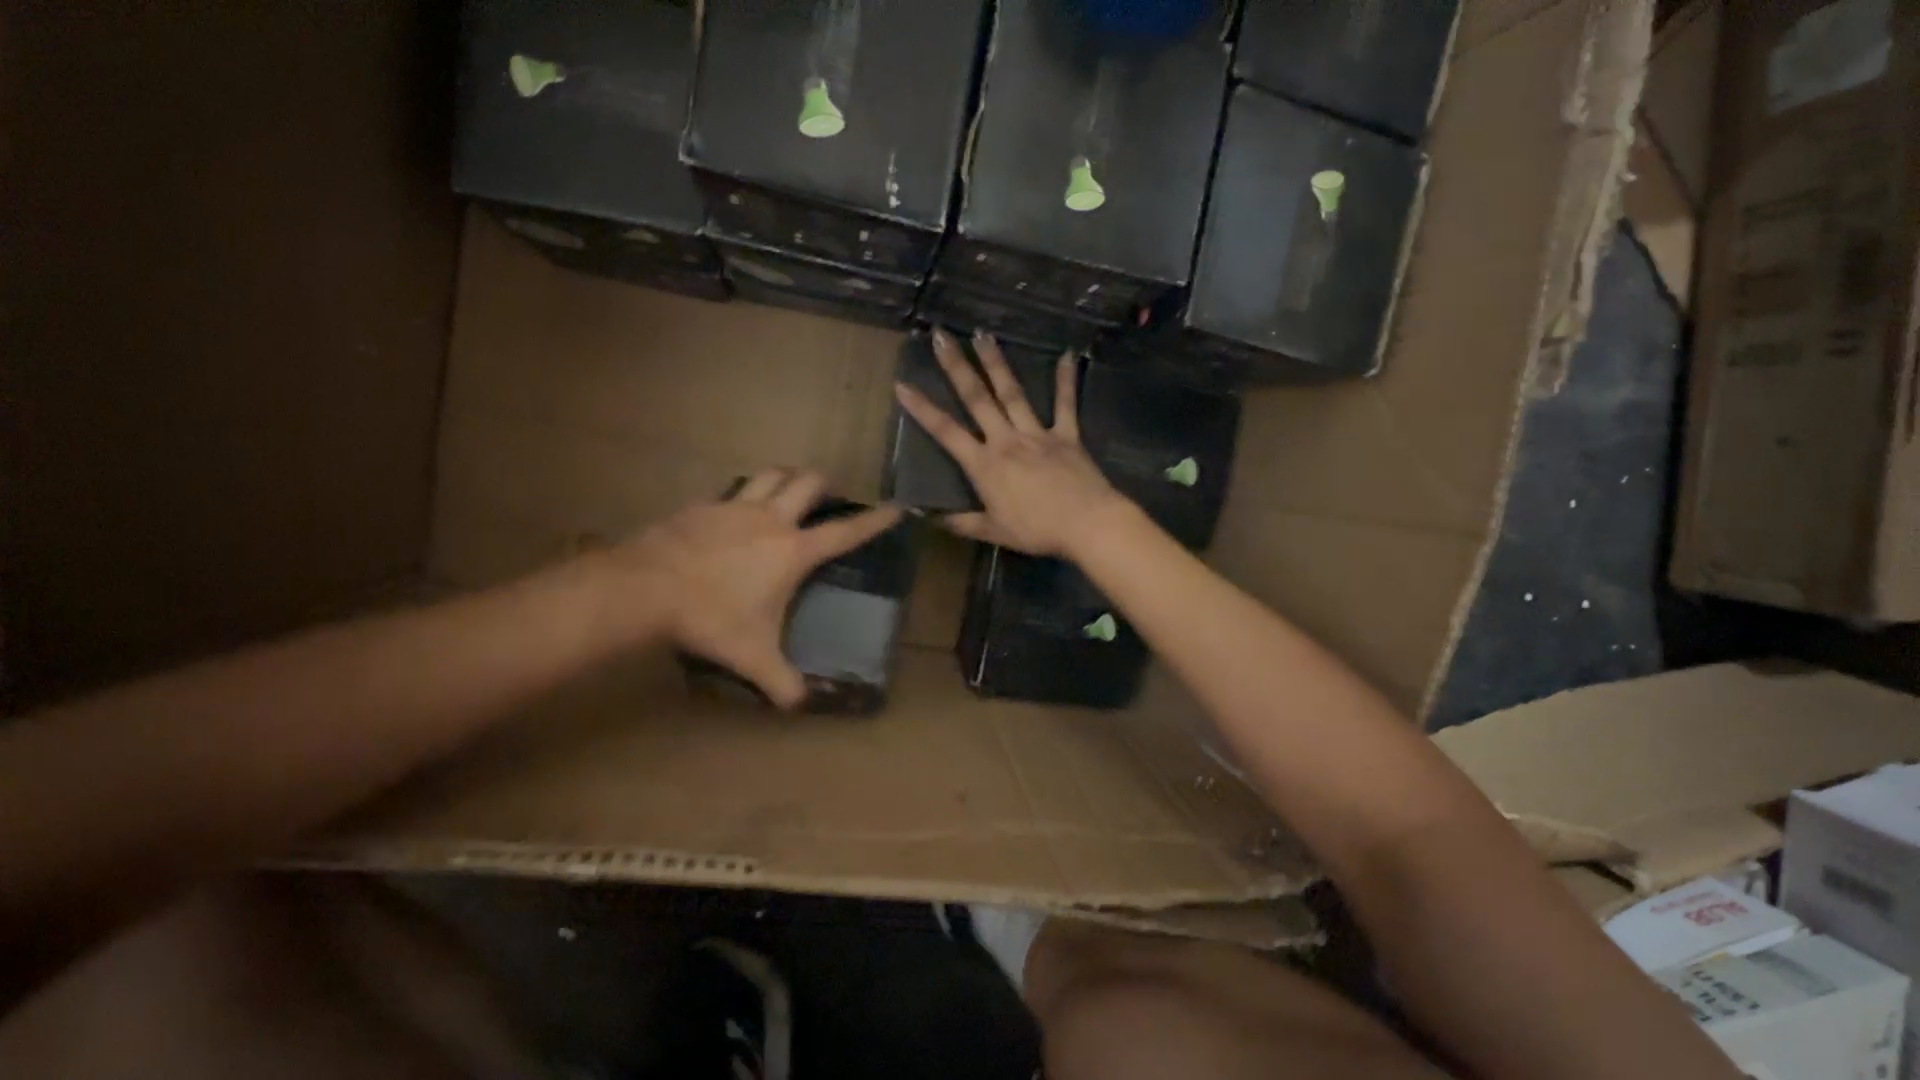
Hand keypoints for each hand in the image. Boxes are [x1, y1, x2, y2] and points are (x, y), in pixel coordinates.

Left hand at [602, 469, 902, 708]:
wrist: (647, 588)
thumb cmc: (711, 618)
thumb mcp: (752, 657)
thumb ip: (782, 683)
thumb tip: (802, 704)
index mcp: (793, 551)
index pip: (845, 532)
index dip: (874, 521)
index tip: (896, 508)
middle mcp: (770, 520)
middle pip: (807, 483)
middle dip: (823, 484)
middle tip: (827, 494)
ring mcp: (733, 507)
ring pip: (770, 475)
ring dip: (785, 477)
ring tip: (787, 486)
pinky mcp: (701, 506)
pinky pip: (730, 491)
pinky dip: (741, 496)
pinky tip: (732, 512)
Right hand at [894, 329, 1127, 557]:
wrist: (1086, 524)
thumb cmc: (1037, 530)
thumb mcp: (993, 532)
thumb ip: (961, 523)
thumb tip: (927, 517)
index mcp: (984, 465)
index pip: (946, 432)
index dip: (922, 408)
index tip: (903, 384)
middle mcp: (1006, 440)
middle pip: (977, 399)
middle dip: (956, 367)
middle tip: (941, 336)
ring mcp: (1036, 434)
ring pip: (1012, 393)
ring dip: (996, 363)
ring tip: (983, 334)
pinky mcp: (1066, 436)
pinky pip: (1065, 405)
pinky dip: (1065, 381)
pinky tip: (1066, 355)